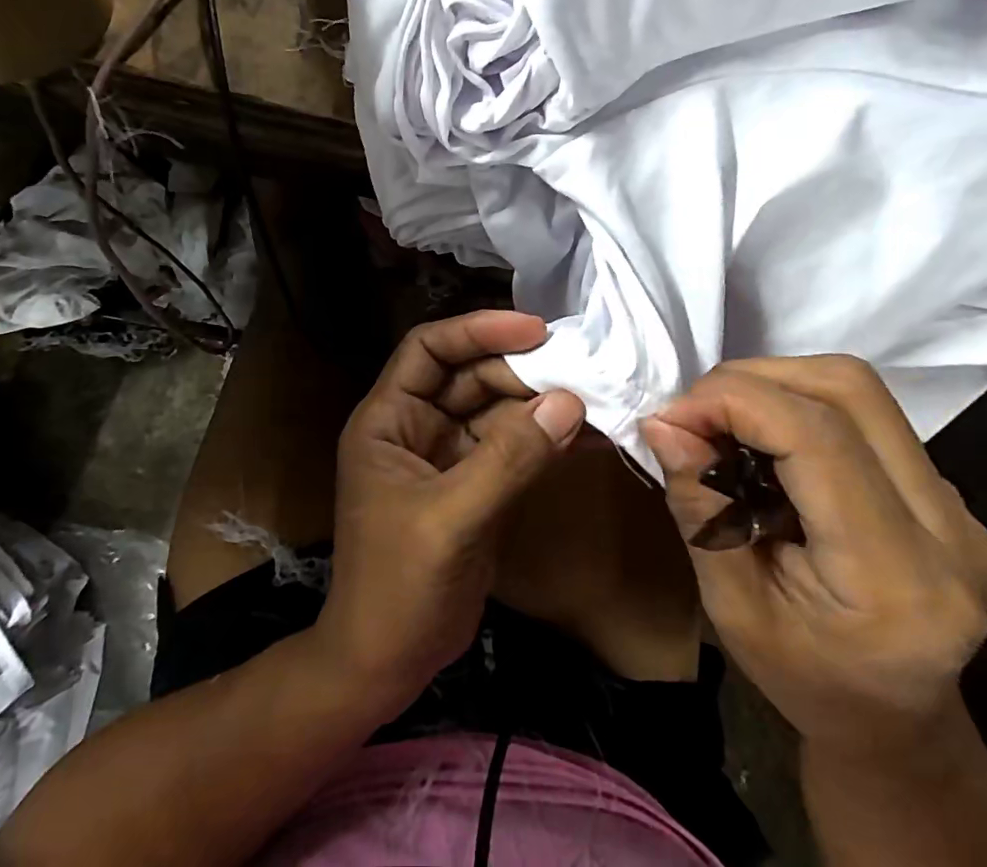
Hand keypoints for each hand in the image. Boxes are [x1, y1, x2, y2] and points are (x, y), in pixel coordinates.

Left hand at [312, 311, 585, 700]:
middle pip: (469, 378)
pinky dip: (544, 442)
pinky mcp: (473, 489)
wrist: (387, 657)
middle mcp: (414, 429)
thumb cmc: (399, 583)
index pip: (428, 351)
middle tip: (584, 373)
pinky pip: (511, 451)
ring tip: (599, 400)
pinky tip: (587, 437)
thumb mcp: (451, 517)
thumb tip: (568, 402)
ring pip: (495, 413)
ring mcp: (445, 459)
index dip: (477, 330)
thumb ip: (508, 460)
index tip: (536, 329)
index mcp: (387, 420)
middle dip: (521, 372)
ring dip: (541, 406)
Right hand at [640, 357, 986, 754]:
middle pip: (850, 390)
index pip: (819, 439)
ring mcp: (959, 506)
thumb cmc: (801, 679)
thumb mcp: (729, 607)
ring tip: (719, 425)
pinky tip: (761, 448)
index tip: (669, 418)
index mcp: (894, 574)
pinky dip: (795, 409)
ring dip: (772, 387)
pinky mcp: (945, 494)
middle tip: (692, 415)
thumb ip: (700, 511)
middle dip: (751, 381)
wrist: (894, 723)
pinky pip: (866, 417)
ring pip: (860, 392)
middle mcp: (948, 528)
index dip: (734, 403)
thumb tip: (663, 425)